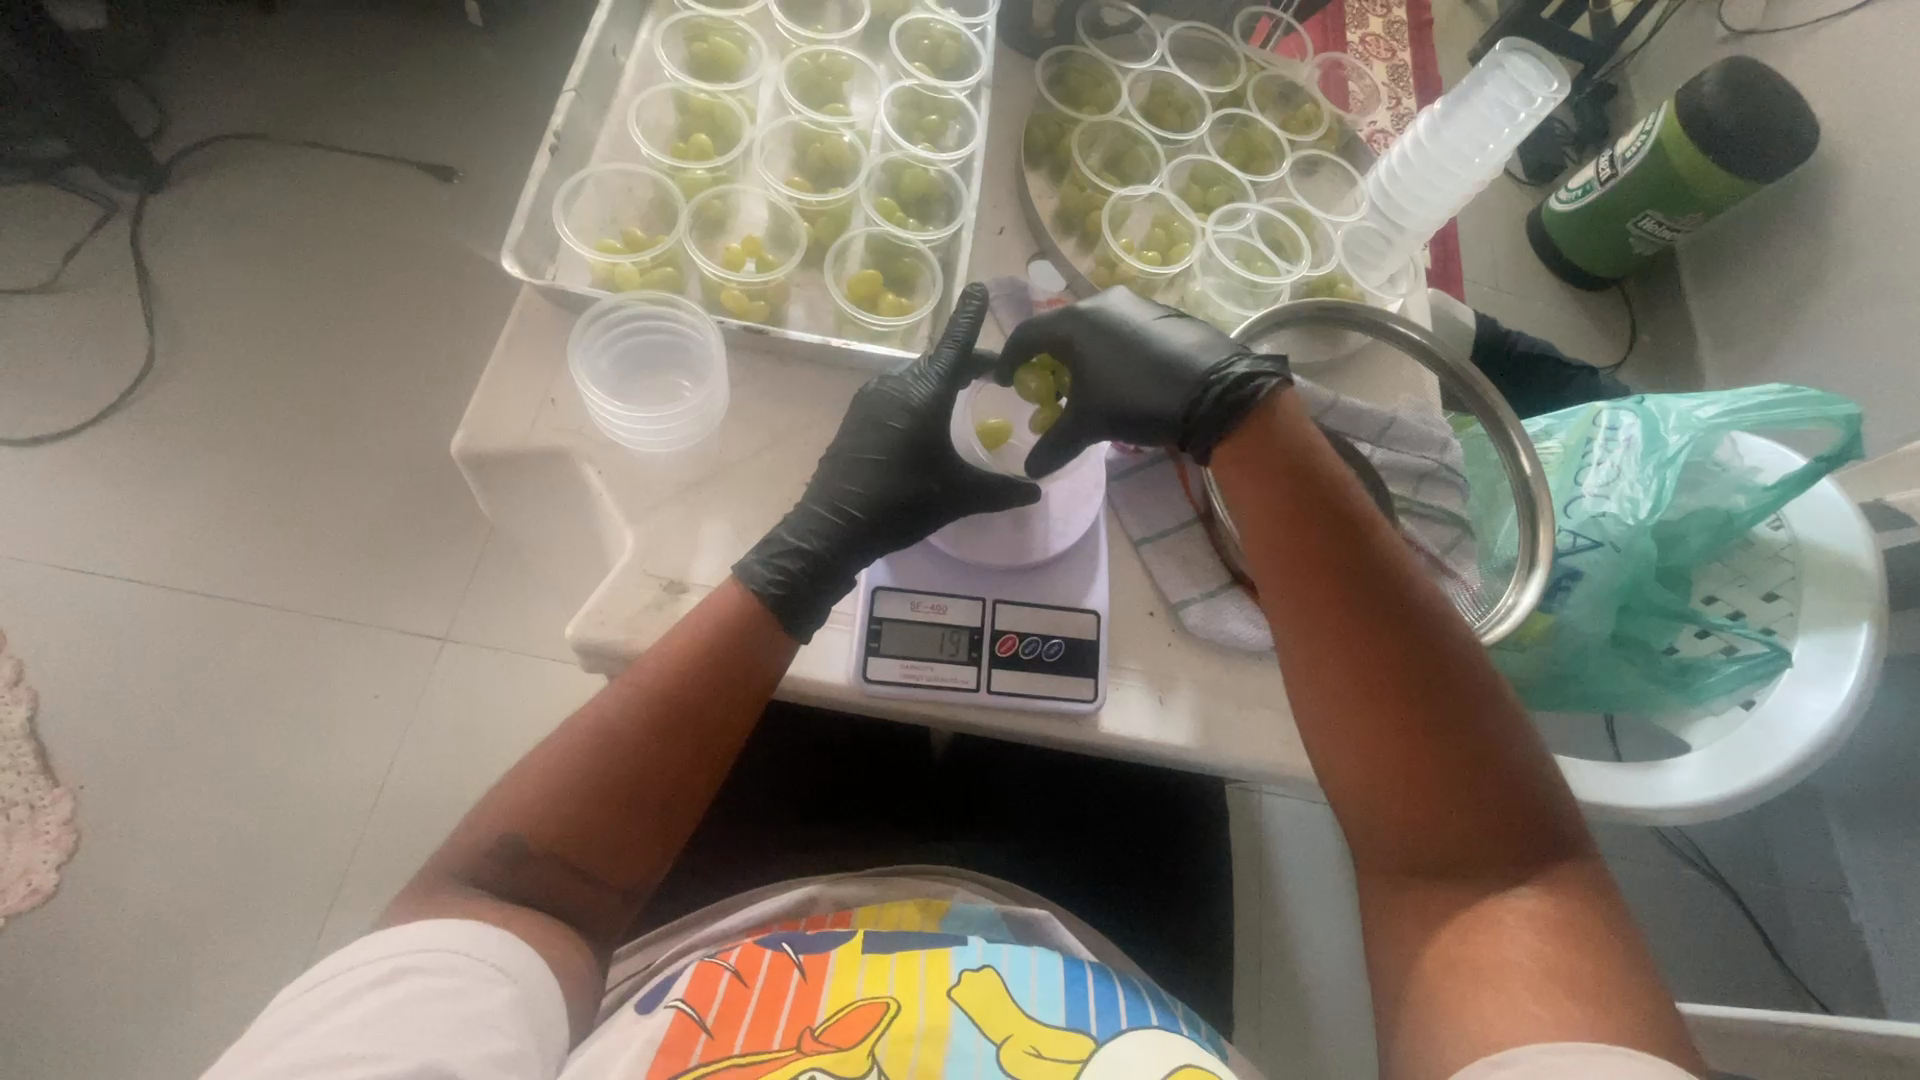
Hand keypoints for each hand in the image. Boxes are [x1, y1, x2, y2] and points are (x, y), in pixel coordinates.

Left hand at [734, 283, 1040, 640]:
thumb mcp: (958, 497)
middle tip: (995, 373)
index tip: (979, 288)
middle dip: (969, 363)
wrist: (833, 526)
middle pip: (939, 362)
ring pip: (916, 379)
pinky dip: (919, 396)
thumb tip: (1036, 491)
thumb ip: (1000, 490)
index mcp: (924, 394)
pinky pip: (896, 395)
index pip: (956, 344)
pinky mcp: (857, 416)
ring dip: (942, 381)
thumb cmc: (901, 504)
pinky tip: (926, 421)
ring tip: (964, 395)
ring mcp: (871, 399)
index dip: (970, 317)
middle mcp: (896, 385)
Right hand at [995, 287, 1291, 476]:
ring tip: (1087, 389)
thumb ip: (1054, 444)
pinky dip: (1110, 354)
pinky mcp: (1164, 315)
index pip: (1026, 335)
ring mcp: (1137, 305)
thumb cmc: (1137, 399)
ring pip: (1094, 331)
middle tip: (1047, 391)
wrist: (1214, 389)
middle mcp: (1102, 302)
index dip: (1009, 360)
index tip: (1004, 382)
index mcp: (1074, 322)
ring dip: (1082, 359)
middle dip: (1048, 363)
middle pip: (1060, 331)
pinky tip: (1123, 381)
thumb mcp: (1089, 425)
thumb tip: (1031, 470)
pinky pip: (1123, 332)